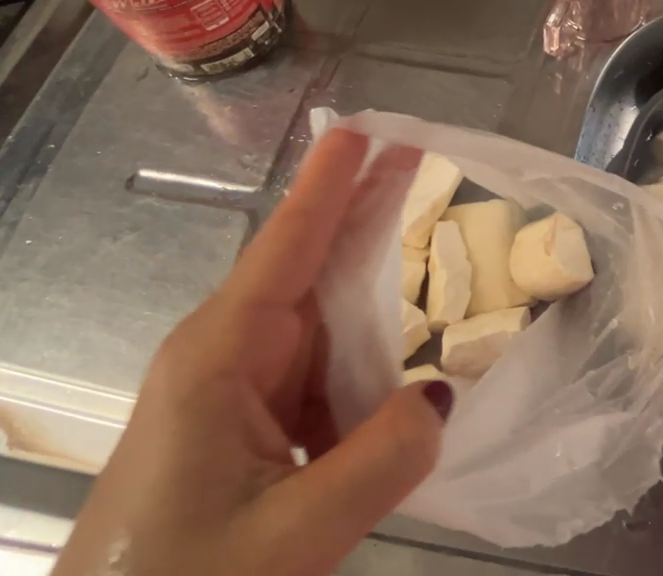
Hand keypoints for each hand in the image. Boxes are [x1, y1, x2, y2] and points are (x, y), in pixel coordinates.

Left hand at [54, 129, 450, 575]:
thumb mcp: (290, 538)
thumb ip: (382, 461)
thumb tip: (441, 395)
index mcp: (221, 356)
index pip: (288, 246)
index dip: (329, 183)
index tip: (364, 127)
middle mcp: (226, 355)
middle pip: (310, 264)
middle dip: (363, 207)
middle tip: (421, 157)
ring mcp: (235, 391)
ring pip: (321, 319)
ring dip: (375, 286)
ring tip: (436, 245)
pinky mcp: (247, 426)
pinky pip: (321, 371)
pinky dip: (368, 356)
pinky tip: (409, 354)